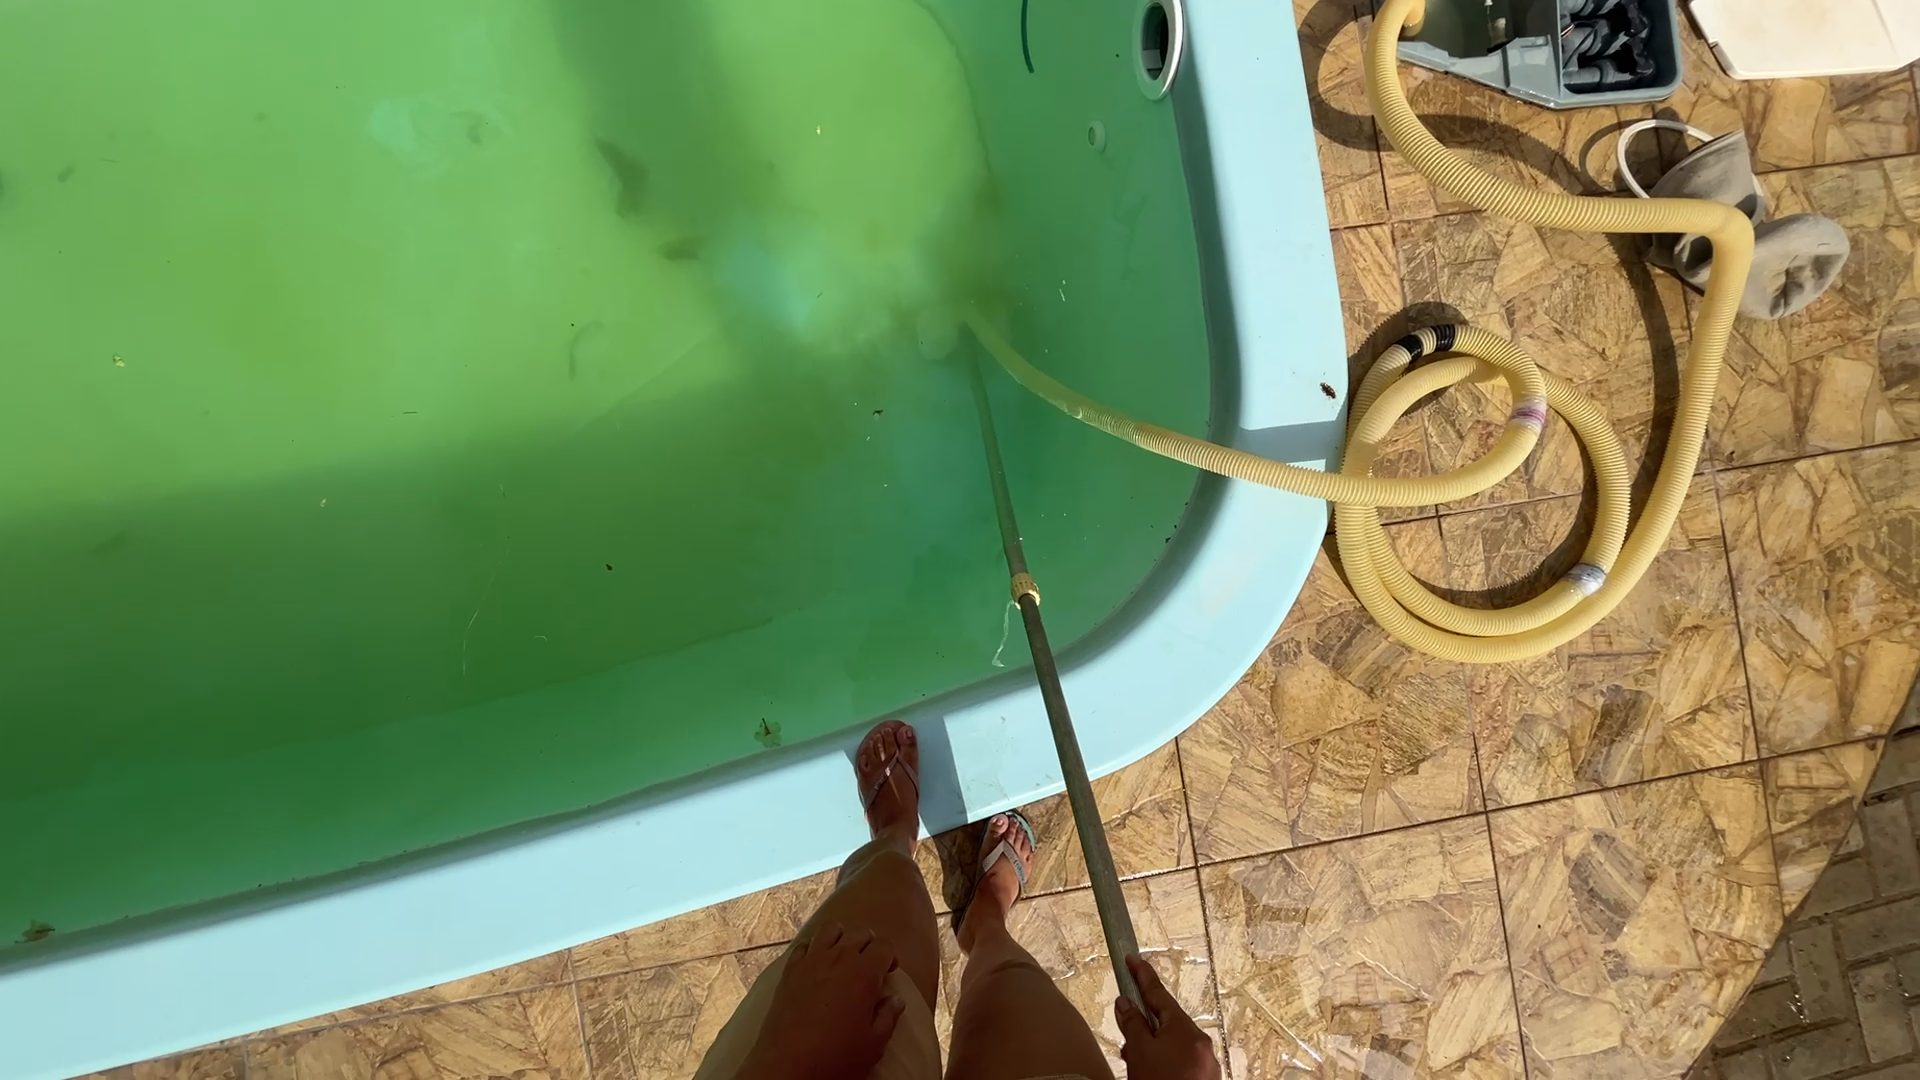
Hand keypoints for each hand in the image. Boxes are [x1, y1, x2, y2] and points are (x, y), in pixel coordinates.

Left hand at [739, 923, 904, 1079]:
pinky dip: (813, 949)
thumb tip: (896, 999)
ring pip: (831, 930)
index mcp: (864, 972)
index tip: (890, 972)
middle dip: (869, 945)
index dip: (890, 957)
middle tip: (870, 966)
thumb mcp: (873, 1045)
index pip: (884, 946)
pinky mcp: (790, 970)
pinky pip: (804, 946)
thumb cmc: (835, 1058)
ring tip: (843, 956)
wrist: (787, 1069)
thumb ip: (888, 1017)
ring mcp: (812, 960)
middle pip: (860, 934)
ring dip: (841, 938)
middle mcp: (840, 957)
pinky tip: (815, 965)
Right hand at [1115, 953, 1220, 1079]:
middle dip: (1145, 1018)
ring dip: (1152, 1043)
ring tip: (1132, 1056)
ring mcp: (1205, 1065)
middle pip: (1167, 1020)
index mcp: (1186, 1030)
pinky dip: (1162, 1059)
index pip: (1159, 994)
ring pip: (1173, 1042)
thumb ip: (1132, 1023)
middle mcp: (1201, 1043)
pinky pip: (1180, 1060)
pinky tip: (1148, 1070)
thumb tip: (1126, 1003)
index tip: (1132, 958)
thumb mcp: (1139, 1052)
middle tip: (1125, 1017)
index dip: (1142, 975)